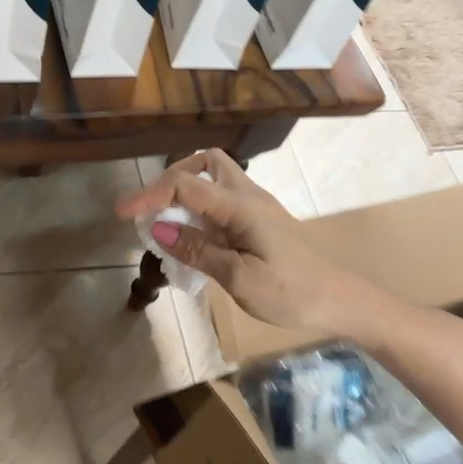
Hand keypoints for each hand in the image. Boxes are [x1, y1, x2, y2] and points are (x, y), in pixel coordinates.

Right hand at [115, 150, 364, 331]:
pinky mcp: (261, 221)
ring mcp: (257, 206)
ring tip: (168, 224)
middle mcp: (248, 196)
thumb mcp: (239, 278)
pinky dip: (200, 208)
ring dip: (186, 191)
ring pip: (215, 177)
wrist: (340, 300)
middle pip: (204, 162)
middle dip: (171, 178)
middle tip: (152, 209)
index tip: (122, 213)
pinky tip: (194, 237)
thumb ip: (197, 250)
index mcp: (240, 206)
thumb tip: (157, 229)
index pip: (185, 185)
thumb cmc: (291, 293)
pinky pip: (222, 199)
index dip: (149, 194)